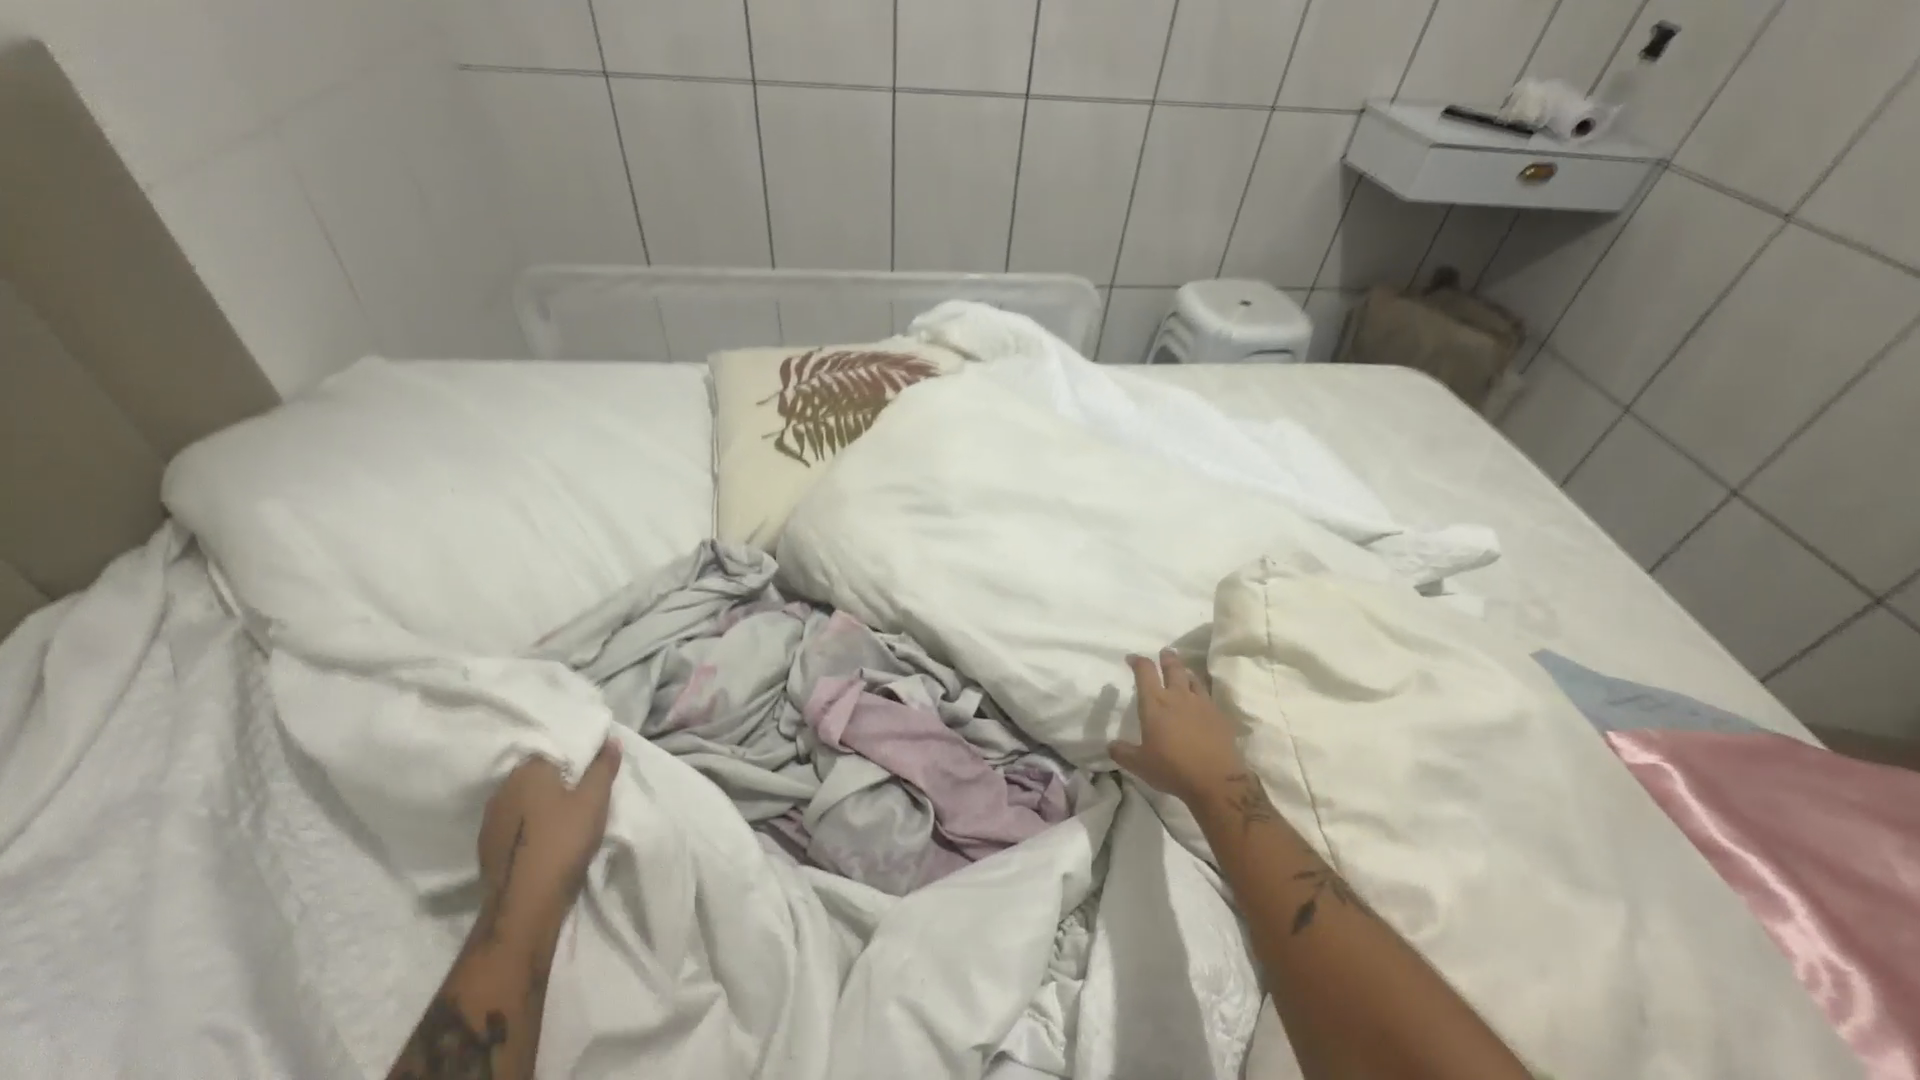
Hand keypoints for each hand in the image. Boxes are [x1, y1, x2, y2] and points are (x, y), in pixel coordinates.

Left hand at [477, 740, 622, 946]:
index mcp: (529, 771)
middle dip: (557, 781)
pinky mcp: (488, 844)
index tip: (592, 772)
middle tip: (583, 794)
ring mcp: (491, 817)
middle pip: (536, 775)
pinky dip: (529, 825)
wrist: (526, 900)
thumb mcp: (594, 801)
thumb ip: (602, 768)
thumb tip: (610, 740)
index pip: (553, 751)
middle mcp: (504, 788)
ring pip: (523, 800)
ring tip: (565, 817)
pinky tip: (545, 837)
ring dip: (541, 804)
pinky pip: (514, 823)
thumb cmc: (564, 841)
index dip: (575, 760)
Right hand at [1109, 650, 1246, 805]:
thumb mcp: (1139, 764)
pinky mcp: (1219, 715)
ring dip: (1186, 673)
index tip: (1132, 658)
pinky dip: (1201, 693)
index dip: (1138, 661)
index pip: (1144, 672)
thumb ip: (1122, 753)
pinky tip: (1201, 702)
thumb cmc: (1171, 768)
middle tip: (1165, 653)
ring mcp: (1202, 704)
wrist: (1214, 779)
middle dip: (1167, 658)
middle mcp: (1178, 696)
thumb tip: (1111, 745)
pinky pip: (1208, 696)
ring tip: (1183, 673)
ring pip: (1193, 679)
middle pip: (1173, 668)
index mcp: (1155, 704)